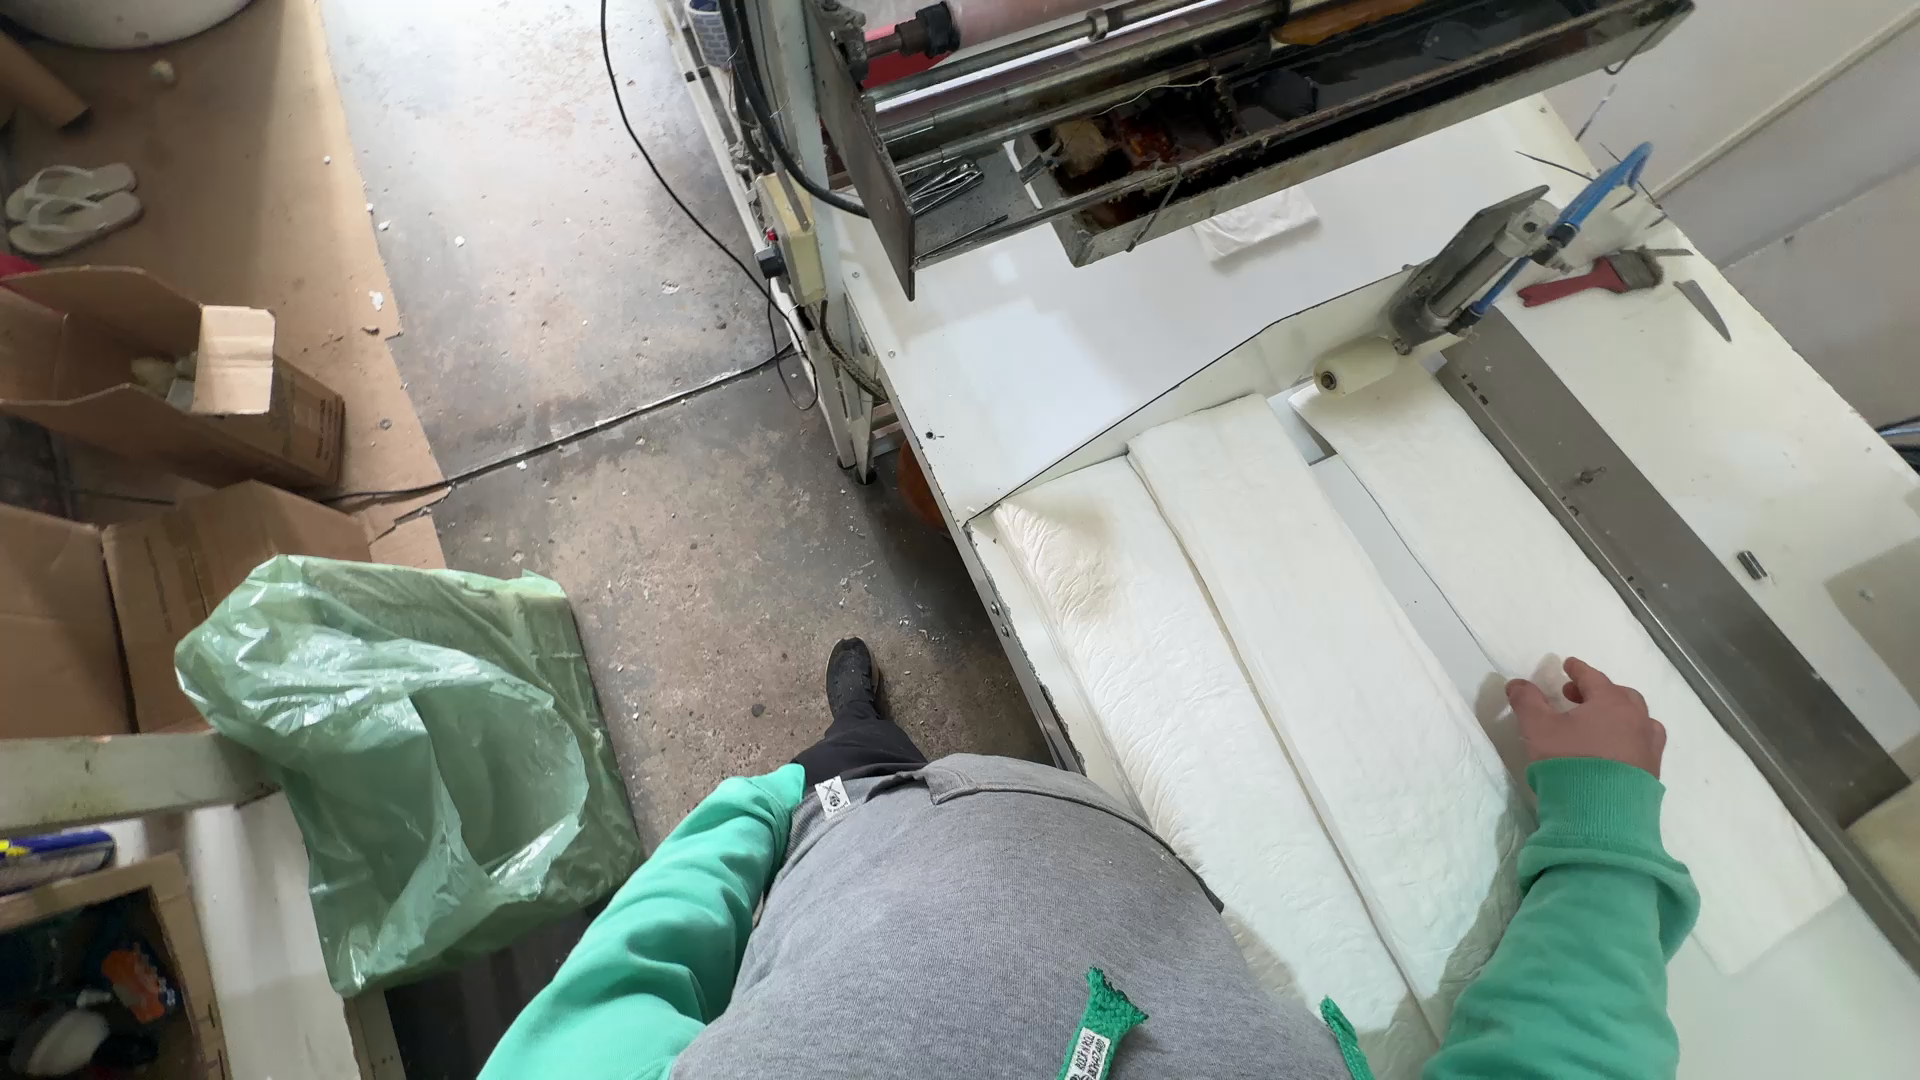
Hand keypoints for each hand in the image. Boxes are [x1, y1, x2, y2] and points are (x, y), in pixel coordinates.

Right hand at [1505, 657, 1666, 777]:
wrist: (1601, 809)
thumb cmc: (1568, 758)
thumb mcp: (1537, 725)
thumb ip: (1527, 700)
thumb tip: (1518, 683)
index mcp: (1611, 704)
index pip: (1595, 678)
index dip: (1579, 670)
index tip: (1569, 664)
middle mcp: (1637, 721)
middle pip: (1623, 696)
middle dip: (1600, 691)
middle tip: (1576, 695)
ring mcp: (1648, 747)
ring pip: (1639, 720)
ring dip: (1619, 714)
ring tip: (1598, 721)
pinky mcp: (1650, 771)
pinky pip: (1642, 742)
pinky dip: (1627, 735)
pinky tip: (1611, 746)